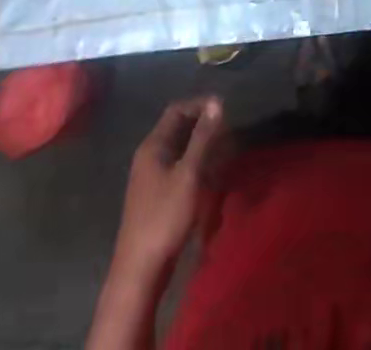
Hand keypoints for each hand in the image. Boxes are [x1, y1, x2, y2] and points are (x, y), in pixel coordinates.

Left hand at [113, 96, 225, 273]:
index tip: (225, 108)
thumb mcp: (189, 174)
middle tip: (229, 130)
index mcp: (152, 145)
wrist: (140, 267)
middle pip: (177, 129)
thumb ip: (203, 138)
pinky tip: (211, 176)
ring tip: (225, 151)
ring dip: (201, 147)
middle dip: (203, 126)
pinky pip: (178, 168)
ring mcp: (151, 176)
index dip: (200, 105)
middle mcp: (149, 156)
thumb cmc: (165, 216)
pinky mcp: (156, 195)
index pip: (176, 110)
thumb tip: (216, 103)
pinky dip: (196, 165)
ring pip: (179, 150)